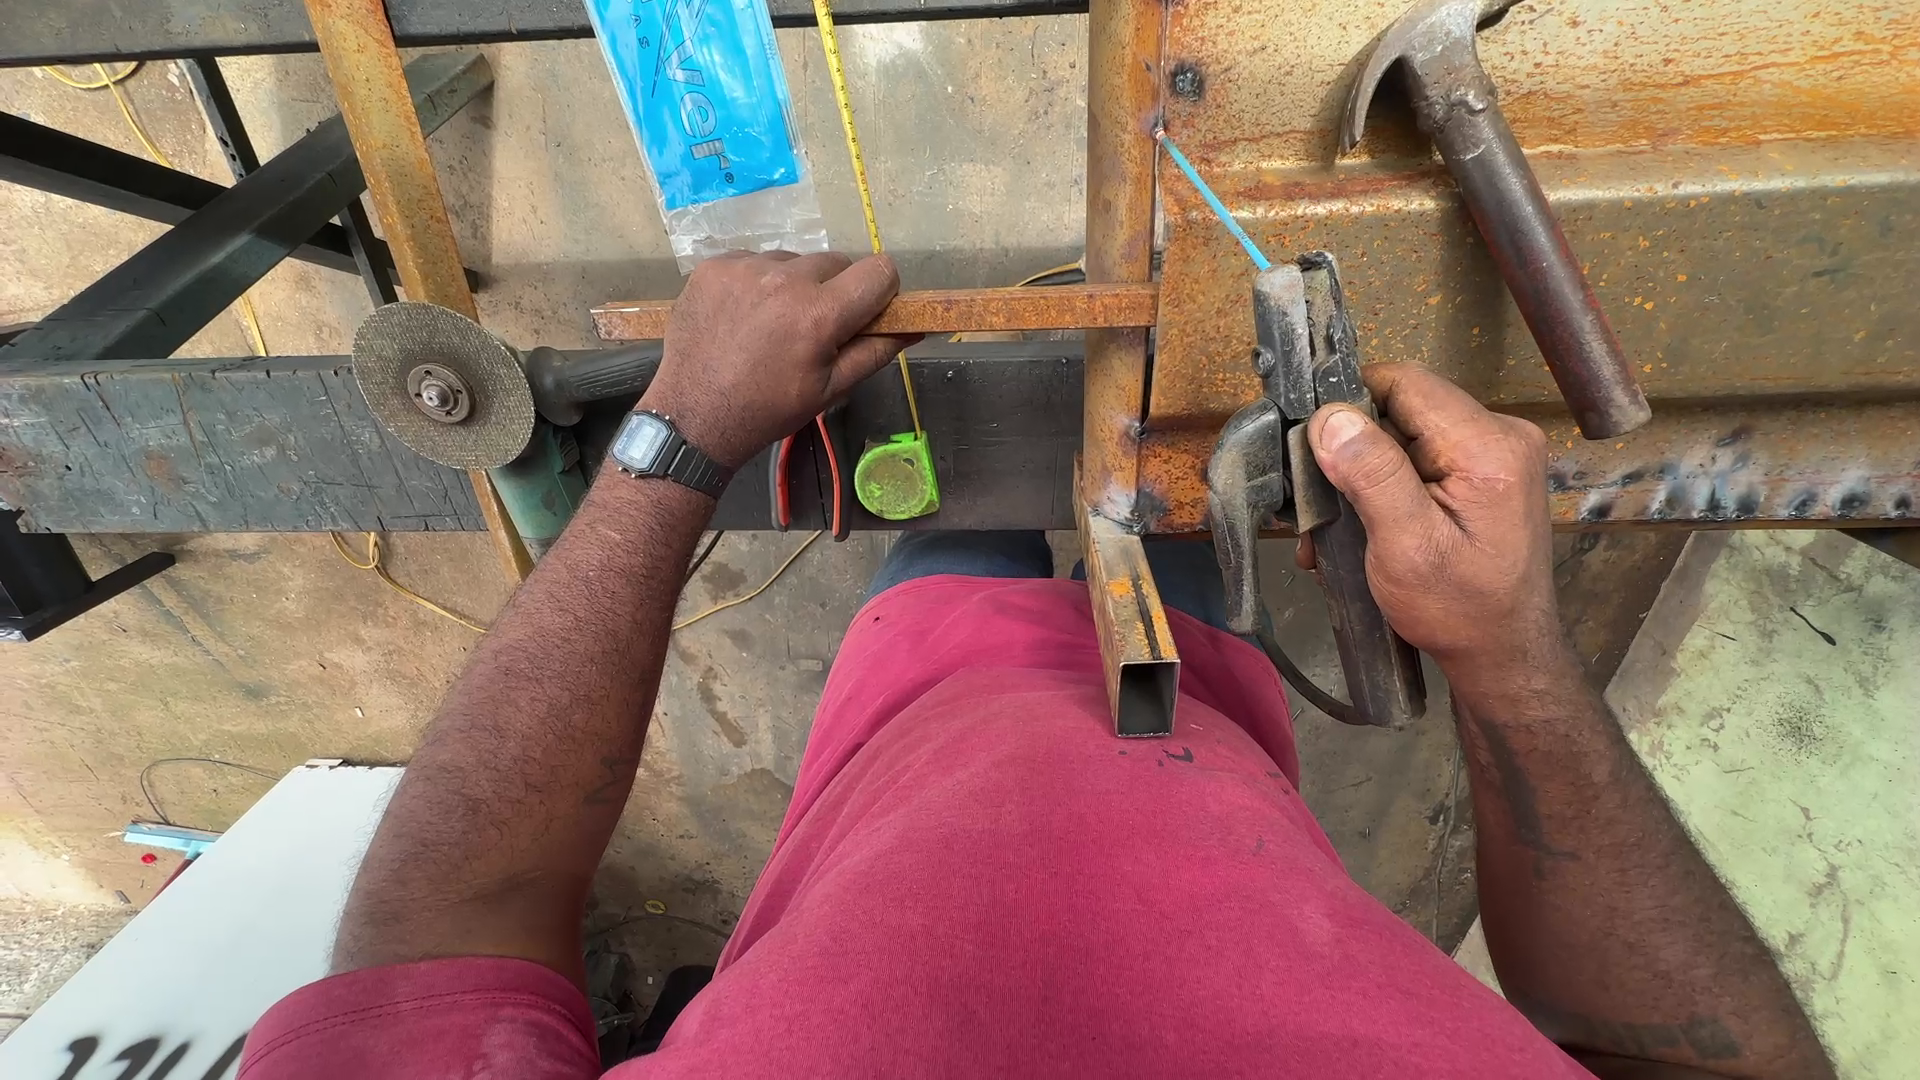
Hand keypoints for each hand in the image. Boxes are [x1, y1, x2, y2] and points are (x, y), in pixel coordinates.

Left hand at [638, 251, 917, 469]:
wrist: (697, 414)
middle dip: (836, 290)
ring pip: (795, 259)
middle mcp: (784, 279)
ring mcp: (744, 268)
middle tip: (815, 328)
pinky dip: (760, 282)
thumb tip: (915, 326)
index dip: (881, 291)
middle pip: (836, 261)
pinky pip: (756, 260)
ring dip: (796, 284)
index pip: (879, 270)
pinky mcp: (714, 266)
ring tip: (775, 323)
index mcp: (819, 315)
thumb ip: (876, 351)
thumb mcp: (832, 389)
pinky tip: (747, 315)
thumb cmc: (772, 408)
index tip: (868, 311)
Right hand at [1303, 363, 1563, 681]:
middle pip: (1397, 408)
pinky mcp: (1474, 475)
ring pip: (1396, 436)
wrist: (1500, 652)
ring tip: (1330, 526)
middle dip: (1345, 450)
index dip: (1347, 404)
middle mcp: (1495, 435)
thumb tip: (1328, 416)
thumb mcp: (1407, 545)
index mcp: (1487, 444)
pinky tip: (1355, 527)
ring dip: (1354, 476)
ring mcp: (1487, 455)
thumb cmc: (1456, 606)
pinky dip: (1374, 487)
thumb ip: (1373, 475)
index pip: (1403, 383)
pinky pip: (1410, 460)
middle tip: (1315, 503)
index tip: (1308, 447)